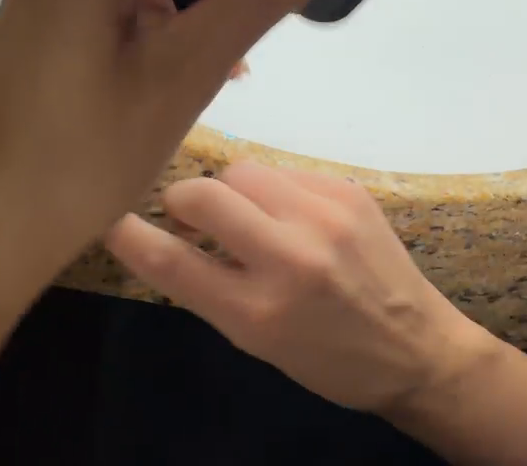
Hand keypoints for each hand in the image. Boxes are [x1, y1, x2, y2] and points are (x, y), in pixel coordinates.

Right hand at [105, 161, 500, 412]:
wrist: (417, 347)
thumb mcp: (259, 342)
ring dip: (230, 189)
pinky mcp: (347, 190)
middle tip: (188, 212)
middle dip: (183, 197)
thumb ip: (212, 285)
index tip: (109, 215)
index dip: (130, 235)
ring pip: (243, 169)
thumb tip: (171, 231)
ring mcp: (324, 215)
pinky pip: (285, 171)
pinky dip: (273, 189)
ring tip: (246, 214)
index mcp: (259, 313)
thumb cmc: (328, 358)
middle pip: (205, 195)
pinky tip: (290, 213)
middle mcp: (290, 257)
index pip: (172, 264)